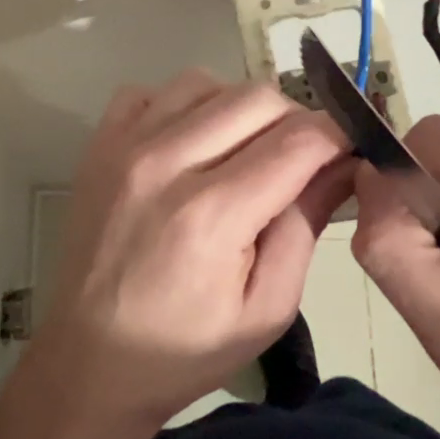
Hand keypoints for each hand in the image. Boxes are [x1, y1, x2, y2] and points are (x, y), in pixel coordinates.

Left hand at [38, 69, 354, 424]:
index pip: (298, 140)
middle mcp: (165, 163)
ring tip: (241, 152)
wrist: (91, 357)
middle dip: (294, 120)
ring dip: (238, 108)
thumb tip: (343, 162)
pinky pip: (151, 90)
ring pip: (205, 81)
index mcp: (211, 215)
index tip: (349, 151)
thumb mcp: (267, 308)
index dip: (337, 138)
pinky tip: (188, 144)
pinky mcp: (98, 143)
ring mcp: (124, 146)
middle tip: (299, 159)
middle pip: (256, 97)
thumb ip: (305, 226)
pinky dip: (181, 105)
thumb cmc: (186, 347)